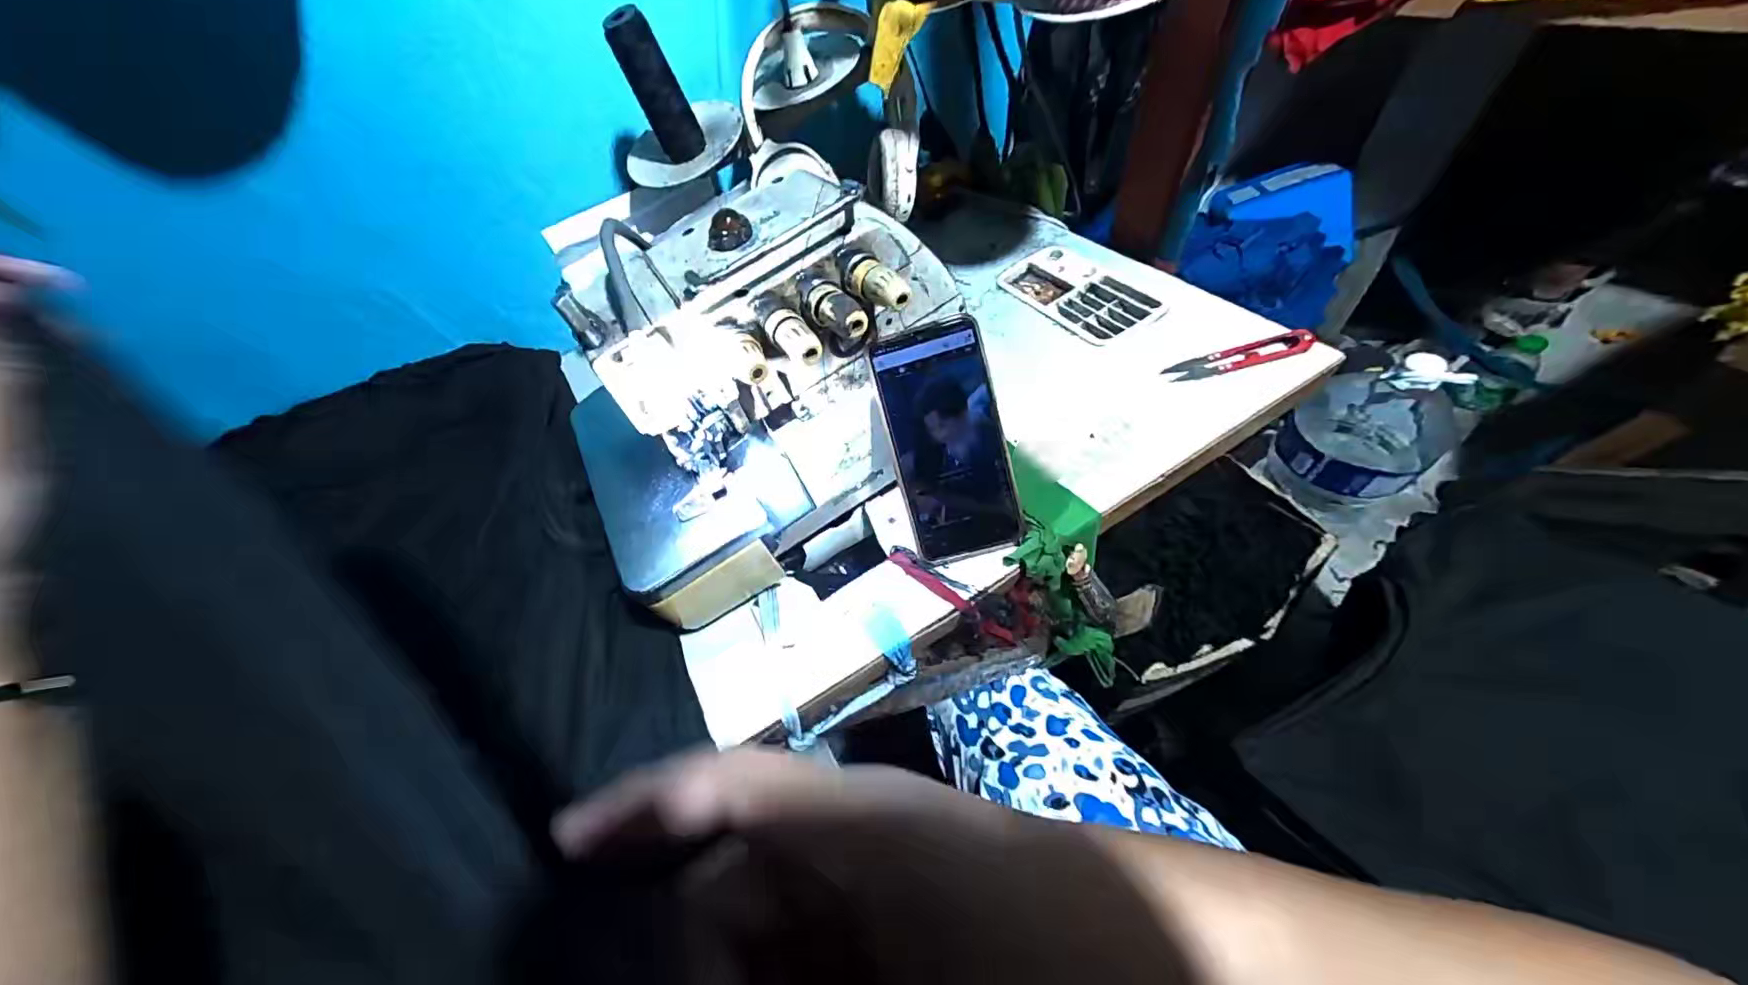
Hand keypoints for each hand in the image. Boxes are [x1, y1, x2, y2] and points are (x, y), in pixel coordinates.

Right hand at [553, 748, 1194, 984]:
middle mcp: (858, 829)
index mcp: (859, 815)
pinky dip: (774, 970)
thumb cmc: (1057, 944)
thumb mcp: (911, 911)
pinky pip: (810, 941)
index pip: (727, 782)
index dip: (641, 802)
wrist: (1184, 954)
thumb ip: (786, 945)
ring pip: (767, 910)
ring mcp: (879, 876)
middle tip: (633, 983)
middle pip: (734, 863)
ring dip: (724, 962)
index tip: (564, 841)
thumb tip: (705, 950)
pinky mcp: (899, 917)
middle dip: (678, 931)